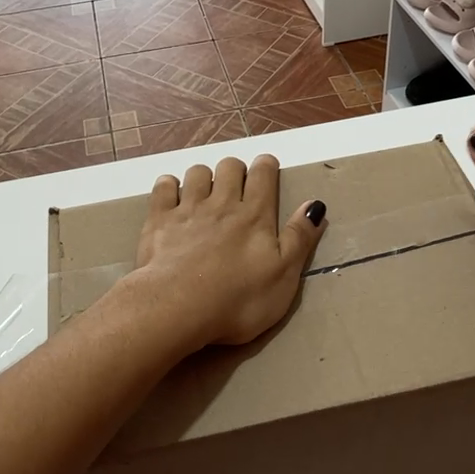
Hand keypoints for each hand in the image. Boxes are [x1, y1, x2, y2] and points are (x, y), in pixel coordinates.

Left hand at [131, 155, 326, 347]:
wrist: (178, 307)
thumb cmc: (238, 299)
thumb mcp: (283, 276)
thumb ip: (299, 238)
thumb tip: (315, 204)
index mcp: (255, 216)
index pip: (263, 175)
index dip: (266, 165)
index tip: (267, 166)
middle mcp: (222, 204)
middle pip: (229, 167)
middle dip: (235, 169)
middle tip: (237, 185)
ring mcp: (188, 209)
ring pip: (197, 172)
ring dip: (204, 176)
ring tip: (205, 191)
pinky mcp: (159, 220)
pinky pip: (164, 187)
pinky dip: (169, 185)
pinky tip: (172, 195)